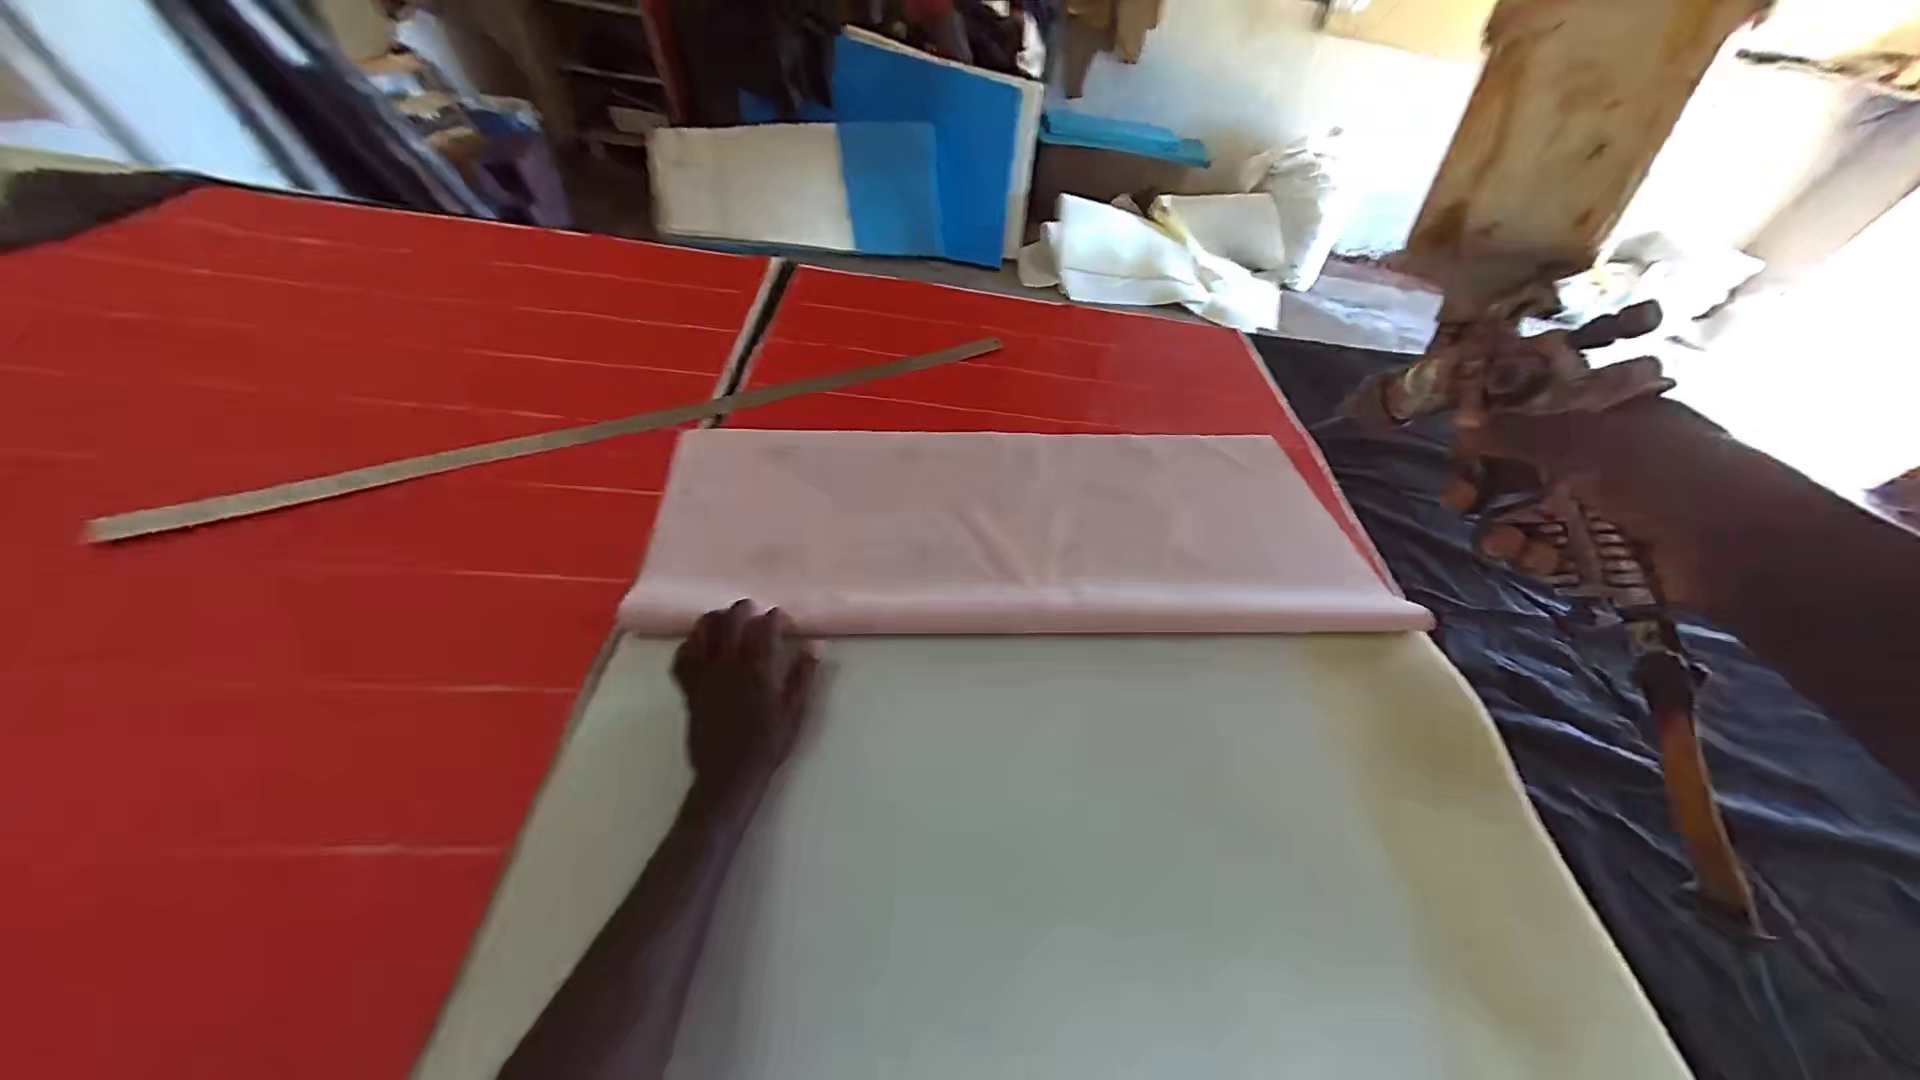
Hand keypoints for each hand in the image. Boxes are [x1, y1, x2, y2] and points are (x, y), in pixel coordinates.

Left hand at [671, 600, 818, 793]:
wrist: (729, 775)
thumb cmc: (768, 744)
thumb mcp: (795, 711)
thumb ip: (803, 675)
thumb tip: (815, 646)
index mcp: (758, 670)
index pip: (764, 628)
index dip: (775, 617)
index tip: (782, 618)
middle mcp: (728, 665)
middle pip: (730, 621)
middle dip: (743, 609)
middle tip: (754, 610)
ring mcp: (704, 675)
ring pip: (701, 632)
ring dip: (715, 619)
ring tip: (725, 620)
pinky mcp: (688, 688)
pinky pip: (681, 657)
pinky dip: (689, 644)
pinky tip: (699, 644)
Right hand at [1470, 398, 1721, 606]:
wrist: (1738, 549)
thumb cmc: (1665, 475)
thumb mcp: (1584, 441)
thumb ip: (1514, 431)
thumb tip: (1460, 421)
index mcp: (1596, 422)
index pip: (1525, 418)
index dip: (1488, 430)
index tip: (1459, 446)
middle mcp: (1588, 461)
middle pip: (1510, 469)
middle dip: (1477, 486)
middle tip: (1457, 500)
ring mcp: (1587, 508)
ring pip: (1515, 514)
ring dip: (1496, 528)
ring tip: (1499, 543)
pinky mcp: (1585, 550)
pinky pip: (1535, 548)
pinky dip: (1525, 553)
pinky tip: (1525, 556)